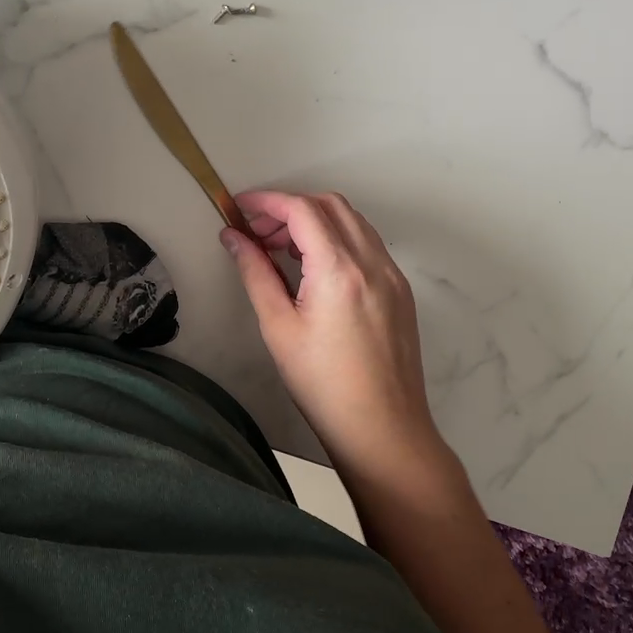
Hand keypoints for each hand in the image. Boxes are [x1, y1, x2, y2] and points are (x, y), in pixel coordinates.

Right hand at [220, 190, 446, 481]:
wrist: (384, 431)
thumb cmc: (324, 384)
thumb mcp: (278, 326)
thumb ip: (255, 273)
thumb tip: (233, 238)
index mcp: (339, 270)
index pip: (302, 209)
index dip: (266, 201)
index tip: (239, 208)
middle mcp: (372, 263)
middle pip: (330, 205)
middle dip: (289, 207)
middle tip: (257, 232)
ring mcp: (392, 276)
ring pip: (352, 221)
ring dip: (313, 220)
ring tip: (280, 250)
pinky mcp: (399, 292)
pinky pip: (366, 243)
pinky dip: (335, 238)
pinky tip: (312, 268)